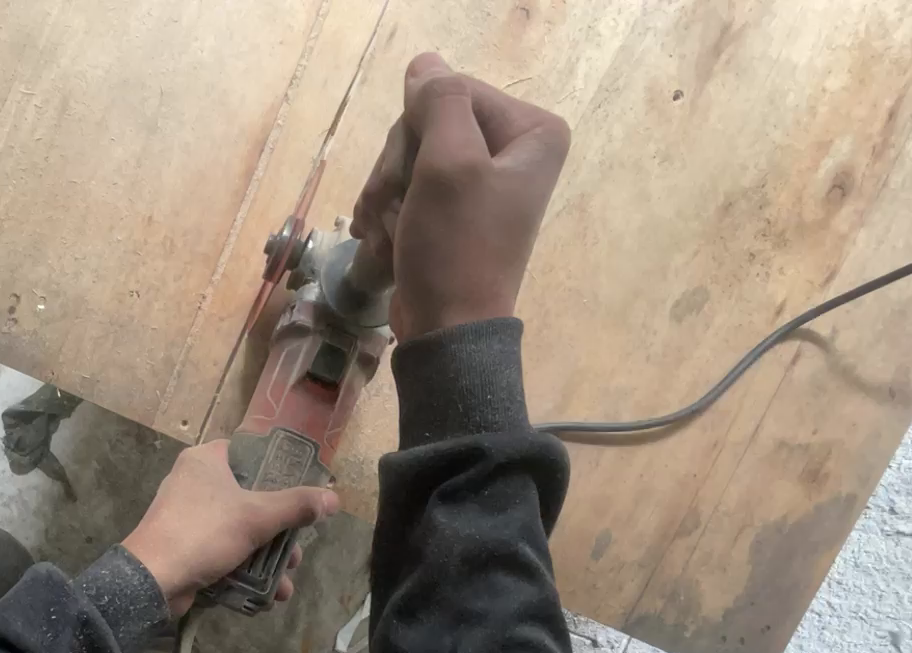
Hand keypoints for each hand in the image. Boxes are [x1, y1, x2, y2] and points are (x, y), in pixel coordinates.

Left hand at [123, 441, 338, 615]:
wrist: (152, 580)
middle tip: (296, 555)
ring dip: (267, 560)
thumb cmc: (204, 533)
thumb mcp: (257, 516)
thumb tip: (334, 498)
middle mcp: (195, 482)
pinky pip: (224, 553)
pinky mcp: (186, 547)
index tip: (302, 495)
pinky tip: (266, 596)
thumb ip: (297, 506)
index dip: (279, 472)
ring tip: (285, 585)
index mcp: (206, 460)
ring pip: (241, 531)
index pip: (250, 453)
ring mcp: (189, 516)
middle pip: (252, 499)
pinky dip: (245, 571)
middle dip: (279, 534)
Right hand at [352, 52, 570, 341]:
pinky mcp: (449, 219)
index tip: (405, 175)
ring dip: (383, 199)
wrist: (446, 329)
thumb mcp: (448, 164)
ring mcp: (477, 189)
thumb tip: (424, 64)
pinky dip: (387, 219)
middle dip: (395, 171)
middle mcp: (510, 154)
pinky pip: (406, 197)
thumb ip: (438, 102)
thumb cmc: (455, 247)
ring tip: (380, 233)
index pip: (452, 94)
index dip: (415, 130)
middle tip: (386, 208)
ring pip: (408, 164)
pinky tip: (382, 243)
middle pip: (427, 130)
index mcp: (531, 132)